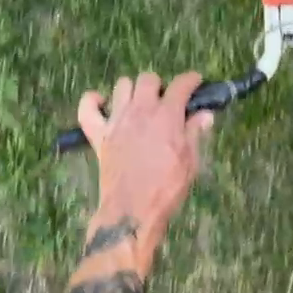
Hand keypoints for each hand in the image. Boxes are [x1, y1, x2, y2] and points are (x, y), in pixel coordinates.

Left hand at [77, 71, 214, 268]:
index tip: (195, 83)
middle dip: (159, 86)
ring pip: (122, 85)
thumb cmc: (166, 188)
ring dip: (132, 92)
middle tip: (163, 103)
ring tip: (138, 106)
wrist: (132, 213)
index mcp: (167, 115)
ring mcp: (117, 121)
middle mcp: (141, 110)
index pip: (181, 84)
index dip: (191, 80)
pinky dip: (92, 102)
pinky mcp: (99, 135)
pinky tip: (103, 106)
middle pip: (148, 79)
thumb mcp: (190, 162)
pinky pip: (87, 109)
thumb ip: (195, 133)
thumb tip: (205, 114)